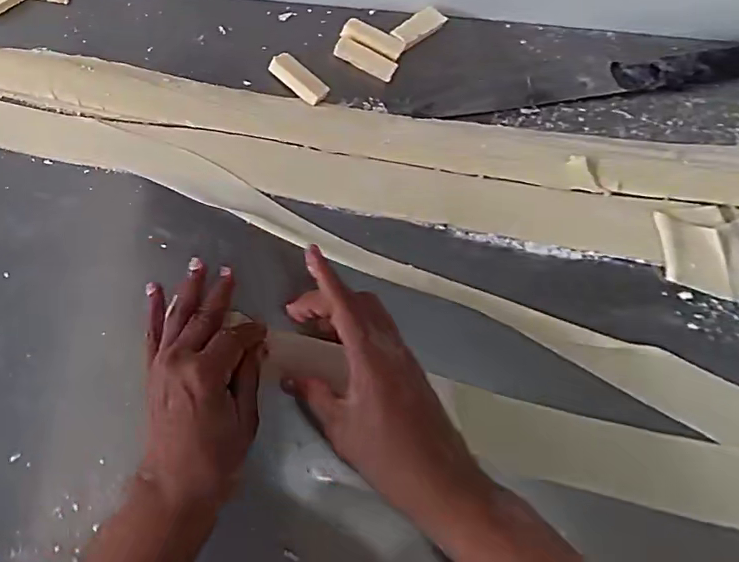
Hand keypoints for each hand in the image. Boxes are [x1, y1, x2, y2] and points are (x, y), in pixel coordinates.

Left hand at [136, 257, 264, 512]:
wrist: (173, 485)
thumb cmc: (215, 461)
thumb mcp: (244, 422)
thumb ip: (248, 378)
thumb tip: (255, 346)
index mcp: (206, 372)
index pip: (233, 337)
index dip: (250, 330)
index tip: (262, 328)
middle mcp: (181, 359)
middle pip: (204, 318)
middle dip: (219, 293)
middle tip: (228, 272)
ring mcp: (162, 362)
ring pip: (178, 316)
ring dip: (188, 289)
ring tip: (196, 265)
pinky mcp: (151, 369)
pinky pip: (152, 332)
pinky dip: (154, 309)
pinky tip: (154, 288)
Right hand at [281, 246, 479, 507]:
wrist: (446, 485)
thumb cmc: (390, 458)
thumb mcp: (342, 429)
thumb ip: (315, 395)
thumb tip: (292, 376)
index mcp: (369, 355)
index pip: (343, 303)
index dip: (325, 275)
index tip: (311, 252)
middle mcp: (388, 346)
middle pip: (356, 301)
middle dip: (324, 297)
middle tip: (296, 314)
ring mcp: (403, 355)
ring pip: (371, 312)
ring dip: (342, 309)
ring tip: (316, 329)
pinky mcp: (411, 368)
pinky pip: (380, 328)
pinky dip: (357, 323)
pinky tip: (343, 348)